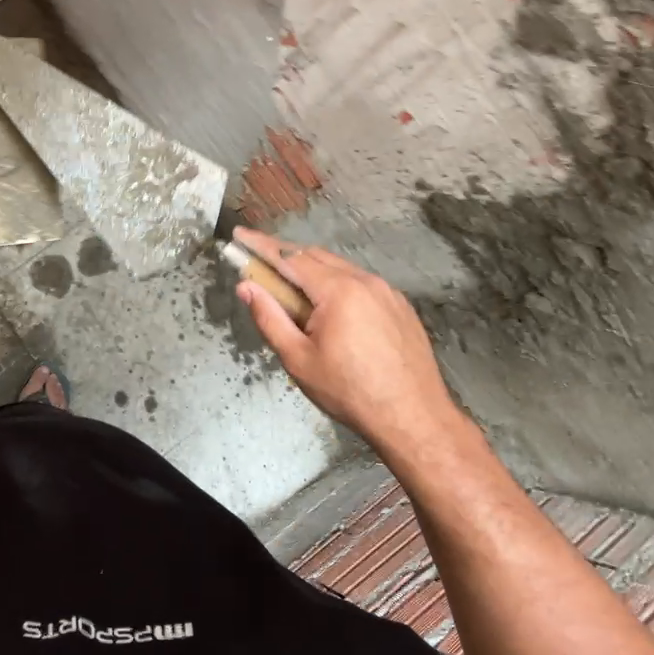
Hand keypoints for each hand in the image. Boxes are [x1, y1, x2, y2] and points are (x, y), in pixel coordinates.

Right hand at [232, 228, 460, 448]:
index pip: (291, 257)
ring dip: (311, 272)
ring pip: (340, 269)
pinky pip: (361, 284)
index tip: (239, 236)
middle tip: (258, 265)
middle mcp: (366, 281)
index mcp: (338, 291)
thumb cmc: (348, 391)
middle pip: (316, 257)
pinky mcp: (400, 307)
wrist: (414, 418)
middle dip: (284, 256)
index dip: (261, 246)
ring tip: (290, 292)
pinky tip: (328, 309)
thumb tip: (246, 287)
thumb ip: (269, 318)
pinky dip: (336, 285)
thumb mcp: (298, 358)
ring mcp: (388, 293)